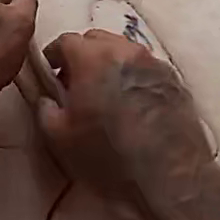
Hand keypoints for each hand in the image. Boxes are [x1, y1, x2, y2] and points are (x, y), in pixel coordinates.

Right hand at [35, 29, 214, 204]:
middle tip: (75, 83)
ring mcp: (154, 63)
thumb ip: (45, 108)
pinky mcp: (175, 80)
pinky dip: (132, 76)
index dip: (53, 56)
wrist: (172, 179)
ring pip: (123, 51)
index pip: (65, 41)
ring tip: (104, 93)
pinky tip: (131, 103)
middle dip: (81, 55)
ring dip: (108, 64)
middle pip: (96, 39)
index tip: (50, 74)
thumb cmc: (109, 157)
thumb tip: (47, 98)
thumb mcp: (59, 138)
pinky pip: (145, 68)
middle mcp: (124, 51)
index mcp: (92, 58)